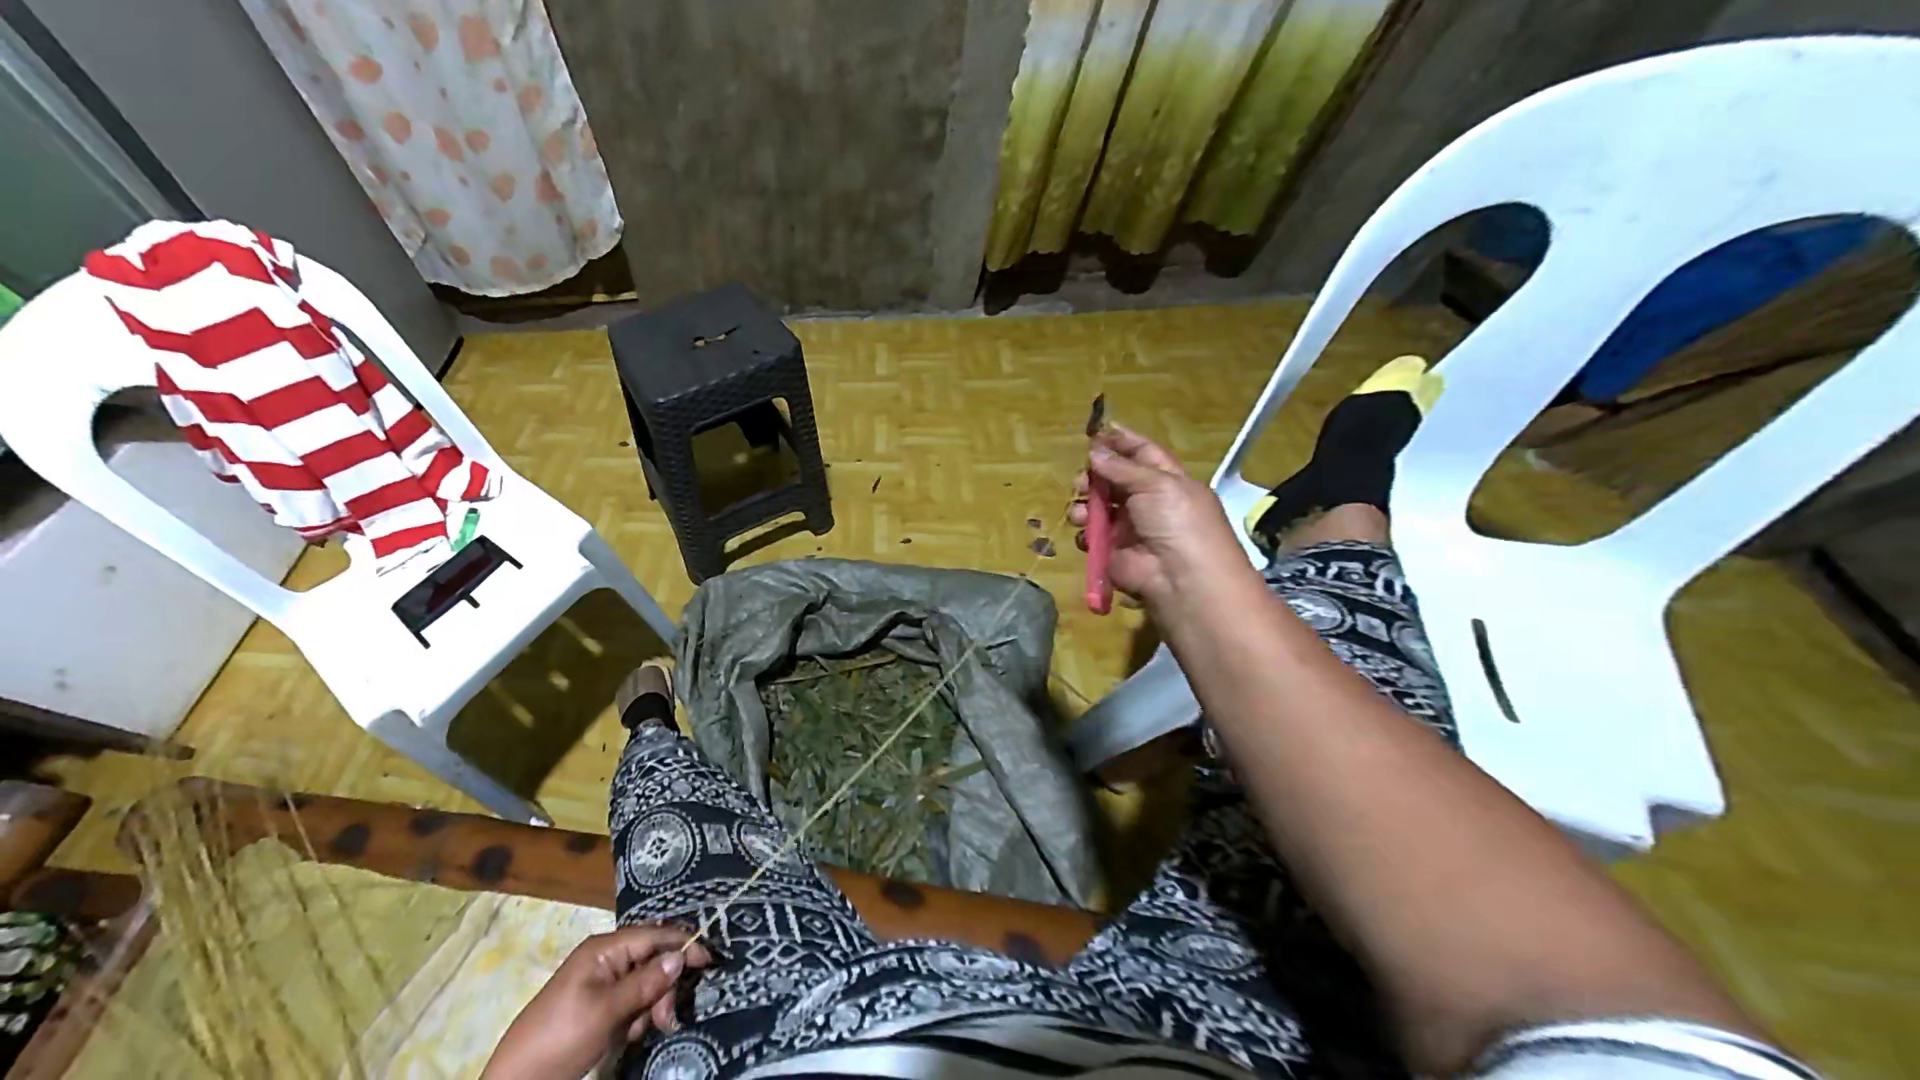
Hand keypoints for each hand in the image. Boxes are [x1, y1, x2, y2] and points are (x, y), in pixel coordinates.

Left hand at [482, 925, 712, 1079]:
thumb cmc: (561, 1039)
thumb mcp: (607, 1011)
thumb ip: (646, 982)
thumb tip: (681, 957)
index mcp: (604, 949)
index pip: (654, 935)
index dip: (683, 945)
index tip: (708, 962)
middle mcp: (605, 959)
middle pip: (652, 959)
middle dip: (664, 986)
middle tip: (665, 1018)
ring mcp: (600, 983)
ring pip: (645, 982)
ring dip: (651, 1005)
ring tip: (644, 1031)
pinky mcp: (598, 1007)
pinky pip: (631, 1001)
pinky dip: (637, 1016)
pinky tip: (629, 1034)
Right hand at [1069, 425, 1245, 608]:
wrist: (1180, 577)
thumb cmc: (1177, 521)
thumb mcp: (1156, 484)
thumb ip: (1122, 467)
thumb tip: (1095, 451)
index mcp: (1168, 480)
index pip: (1142, 453)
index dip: (1121, 442)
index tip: (1096, 433)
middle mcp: (1149, 502)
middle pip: (1115, 479)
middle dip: (1095, 474)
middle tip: (1082, 475)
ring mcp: (1130, 528)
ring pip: (1099, 506)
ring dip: (1085, 502)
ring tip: (1079, 504)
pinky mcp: (1113, 551)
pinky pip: (1092, 536)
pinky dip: (1084, 531)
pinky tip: (1085, 530)